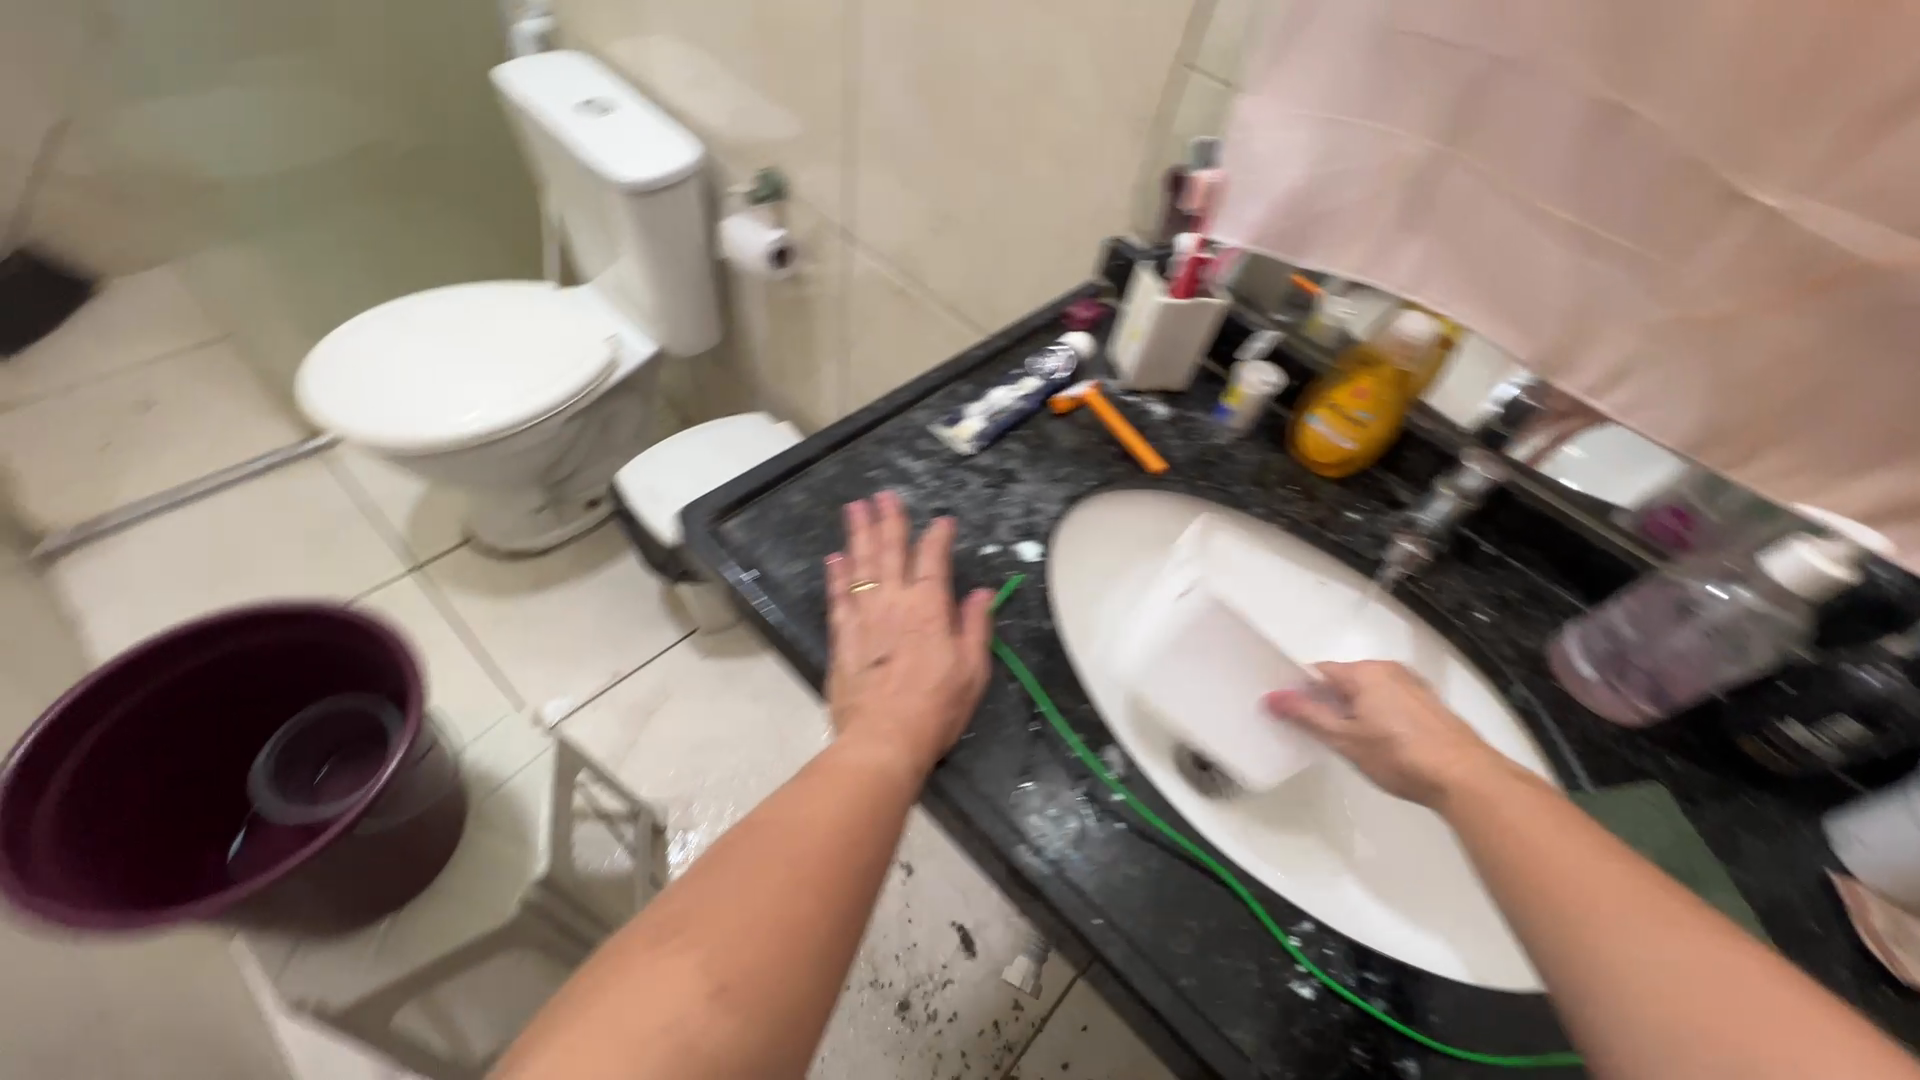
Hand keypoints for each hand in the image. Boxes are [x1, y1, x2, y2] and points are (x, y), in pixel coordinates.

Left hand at [823, 492, 994, 779]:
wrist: (883, 739)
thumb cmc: (936, 708)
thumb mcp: (972, 670)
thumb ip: (975, 626)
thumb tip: (981, 593)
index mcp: (929, 609)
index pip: (933, 560)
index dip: (938, 536)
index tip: (942, 521)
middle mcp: (894, 603)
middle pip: (890, 552)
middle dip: (889, 520)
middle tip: (883, 496)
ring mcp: (864, 617)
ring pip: (860, 565)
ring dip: (859, 535)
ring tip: (855, 509)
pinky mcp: (841, 636)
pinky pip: (838, 596)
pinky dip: (837, 575)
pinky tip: (836, 557)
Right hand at [1264, 660, 1513, 807]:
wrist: (1466, 778)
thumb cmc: (1399, 756)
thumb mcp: (1344, 739)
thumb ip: (1307, 715)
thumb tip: (1273, 697)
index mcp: (1364, 672)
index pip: (1318, 671)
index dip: (1300, 690)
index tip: (1289, 711)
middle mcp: (1389, 670)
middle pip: (1343, 679)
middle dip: (1327, 701)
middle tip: (1317, 731)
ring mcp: (1413, 685)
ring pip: (1368, 691)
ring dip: (1353, 708)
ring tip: (1349, 741)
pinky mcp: (1430, 703)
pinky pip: (1389, 700)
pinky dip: (1377, 714)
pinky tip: (1379, 741)